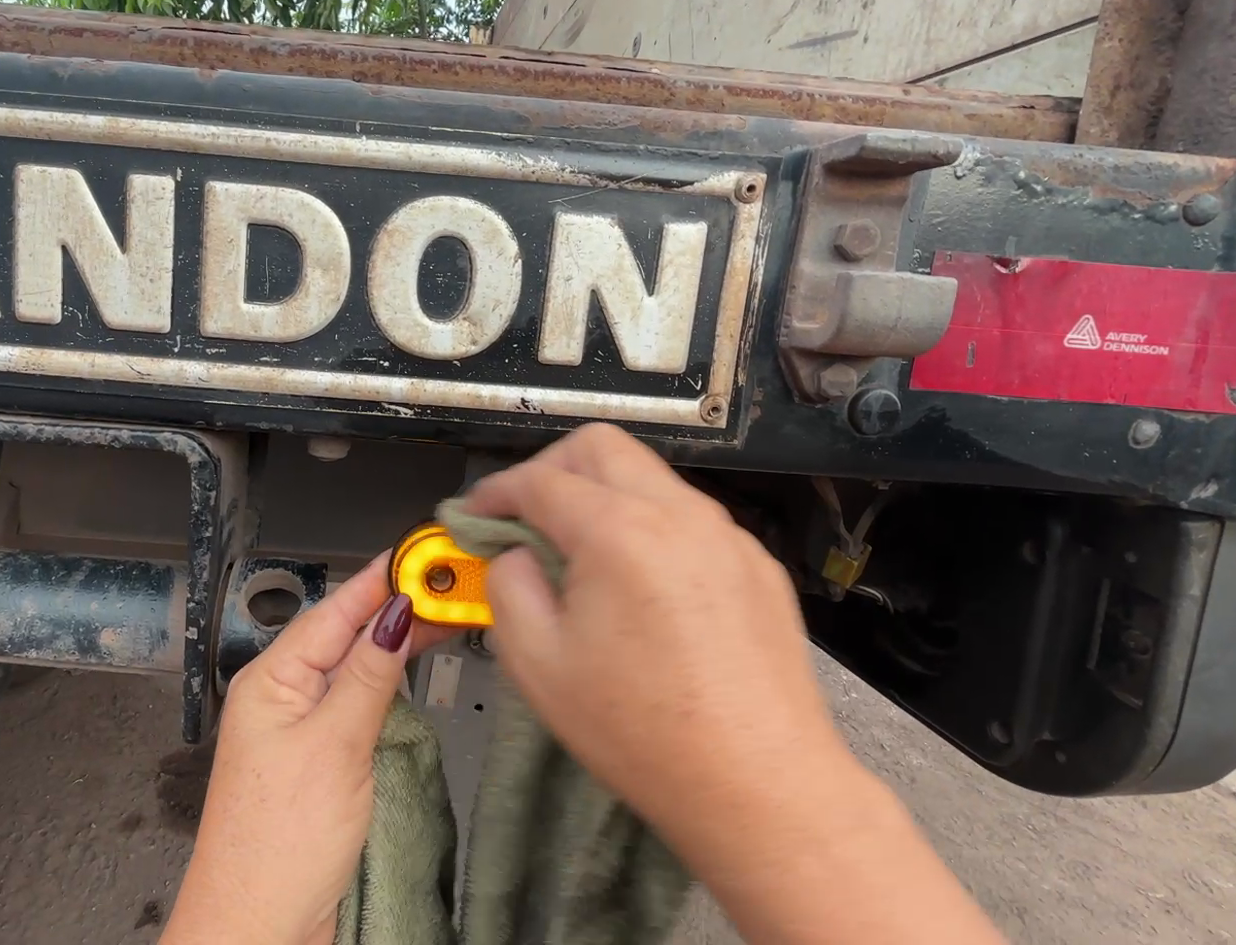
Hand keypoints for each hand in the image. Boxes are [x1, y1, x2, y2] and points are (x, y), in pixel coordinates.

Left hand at [162, 555, 448, 944]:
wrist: (257, 931)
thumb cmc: (278, 844)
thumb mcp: (334, 746)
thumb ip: (367, 677)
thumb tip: (395, 616)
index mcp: (271, 679)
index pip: (333, 612)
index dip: (377, 580)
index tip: (417, 553)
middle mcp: (283, 694)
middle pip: (343, 634)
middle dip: (391, 606)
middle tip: (444, 582)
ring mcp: (300, 725)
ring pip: (352, 665)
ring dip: (392, 640)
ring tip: (438, 614)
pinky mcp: (319, 755)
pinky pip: (355, 700)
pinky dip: (385, 679)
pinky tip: (407, 668)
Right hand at [462, 423, 839, 858]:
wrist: (762, 790)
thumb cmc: (642, 732)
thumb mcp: (537, 662)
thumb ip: (508, 584)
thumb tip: (516, 551)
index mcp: (620, 532)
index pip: (539, 480)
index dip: (494, 491)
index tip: (473, 515)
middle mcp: (679, 514)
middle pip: (598, 446)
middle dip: (548, 468)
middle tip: (524, 517)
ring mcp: (727, 535)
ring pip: (646, 475)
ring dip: (599, 494)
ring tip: (578, 554)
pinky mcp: (755, 563)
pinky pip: (685, 516)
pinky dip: (645, 525)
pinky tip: (638, 586)